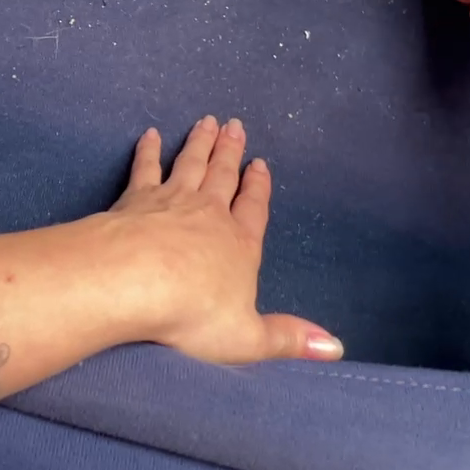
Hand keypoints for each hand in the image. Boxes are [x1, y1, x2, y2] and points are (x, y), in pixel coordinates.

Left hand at [101, 116, 342, 364]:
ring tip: (206, 122)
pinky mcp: (136, 196)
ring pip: (190, 163)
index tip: (260, 164)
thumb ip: (288, 339)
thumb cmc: (192, 313)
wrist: (132, 280)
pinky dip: (149, 150)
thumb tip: (336, 347)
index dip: (258, 187)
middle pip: (222, 176)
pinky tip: (150, 135)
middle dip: (230, 152)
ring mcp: (171, 199)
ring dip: (199, 143)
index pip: (254, 209)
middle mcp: (209, 213)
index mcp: (239, 245)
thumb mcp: (247, 338)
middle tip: (234, 125)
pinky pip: (146, 166)